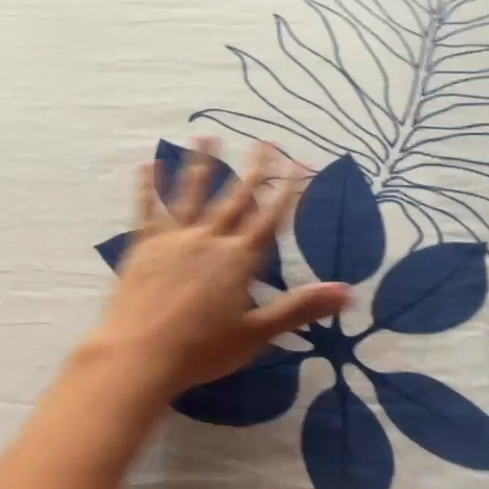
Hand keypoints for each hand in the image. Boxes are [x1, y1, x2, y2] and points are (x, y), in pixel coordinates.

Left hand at [83, 137, 349, 397]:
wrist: (140, 352)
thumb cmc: (202, 349)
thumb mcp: (257, 333)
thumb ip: (300, 308)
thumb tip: (348, 291)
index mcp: (238, 261)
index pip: (268, 220)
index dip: (285, 193)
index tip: (297, 165)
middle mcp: (208, 240)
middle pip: (233, 198)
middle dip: (251, 169)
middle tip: (262, 140)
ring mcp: (173, 239)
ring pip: (190, 193)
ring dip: (200, 164)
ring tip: (205, 135)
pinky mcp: (142, 246)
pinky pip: (147, 209)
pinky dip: (148, 186)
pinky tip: (147, 164)